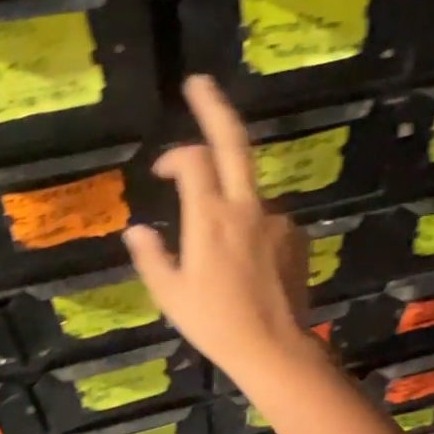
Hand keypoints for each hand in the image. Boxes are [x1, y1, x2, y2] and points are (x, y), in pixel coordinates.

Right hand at [124, 76, 317, 379]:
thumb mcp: (169, 294)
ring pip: (249, 191)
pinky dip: (251, 228)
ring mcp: (276, 220)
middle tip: (198, 83)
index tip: (162, 170)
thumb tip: (137, 230)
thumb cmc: (215, 324)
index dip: (175, 155)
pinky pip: (267, 220)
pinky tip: (246, 263)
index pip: (192, 160)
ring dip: (230, 197)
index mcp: (210, 217)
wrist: (275, 349)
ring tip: (219, 249)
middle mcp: (246, 208)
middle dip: (214, 107)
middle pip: (233, 142)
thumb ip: (151, 255)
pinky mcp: (296, 237)